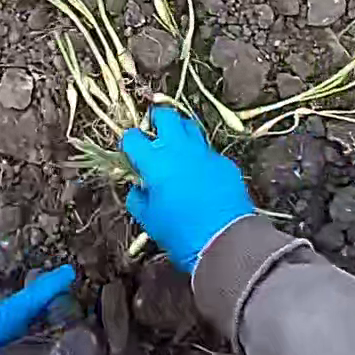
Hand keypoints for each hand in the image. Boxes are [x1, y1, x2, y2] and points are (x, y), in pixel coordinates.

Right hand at [122, 106, 255, 271]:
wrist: (224, 237)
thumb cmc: (182, 232)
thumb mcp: (150, 220)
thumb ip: (139, 199)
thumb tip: (138, 189)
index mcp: (156, 163)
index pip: (134, 138)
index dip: (129, 141)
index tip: (130, 147)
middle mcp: (180, 150)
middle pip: (167, 117)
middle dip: (157, 118)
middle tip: (153, 129)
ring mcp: (205, 153)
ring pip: (190, 127)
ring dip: (180, 131)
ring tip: (175, 144)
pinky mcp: (224, 161)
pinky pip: (208, 151)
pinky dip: (199, 156)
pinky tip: (199, 172)